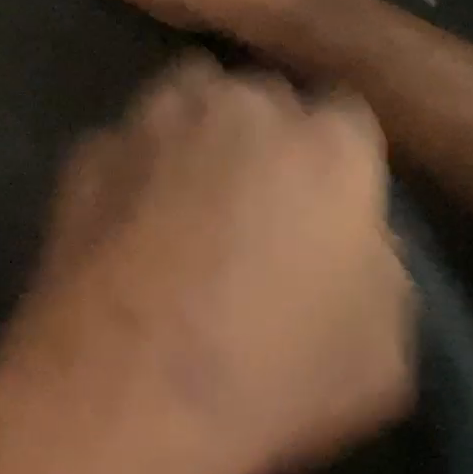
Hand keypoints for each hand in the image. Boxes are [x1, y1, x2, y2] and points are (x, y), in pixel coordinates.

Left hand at [0, 57, 415, 473]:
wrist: (129, 381)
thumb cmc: (272, 372)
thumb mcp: (381, 349)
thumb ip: (376, 268)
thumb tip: (352, 243)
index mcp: (326, 146)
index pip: (345, 119)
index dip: (335, 159)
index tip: (324, 197)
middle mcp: (239, 109)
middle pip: (262, 96)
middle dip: (265, 133)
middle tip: (254, 195)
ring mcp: (155, 119)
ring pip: (187, 92)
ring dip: (196, 124)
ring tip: (188, 183)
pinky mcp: (91, 145)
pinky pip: (125, 139)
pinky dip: (132, 163)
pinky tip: (126, 212)